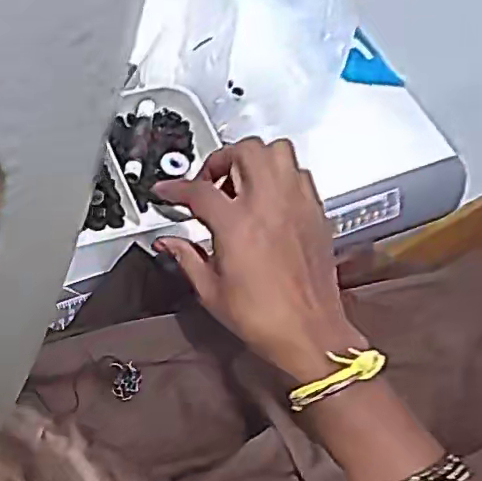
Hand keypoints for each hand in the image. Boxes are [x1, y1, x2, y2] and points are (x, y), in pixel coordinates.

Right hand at [151, 137, 367, 379]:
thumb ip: (187, 257)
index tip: (167, 191)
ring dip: (252, 159)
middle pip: (244, 151)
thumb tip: (169, 243)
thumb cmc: (262, 316)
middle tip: (207, 183)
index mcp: (237, 224)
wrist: (305, 329)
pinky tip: (265, 200)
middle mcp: (270, 204)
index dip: (176, 188)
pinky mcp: (315, 211)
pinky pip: (297, 173)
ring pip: (277, 151)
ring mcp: (296, 203)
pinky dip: (278, 175)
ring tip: (238, 184)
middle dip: (219, 160)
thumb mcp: (210, 290)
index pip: (199, 190)